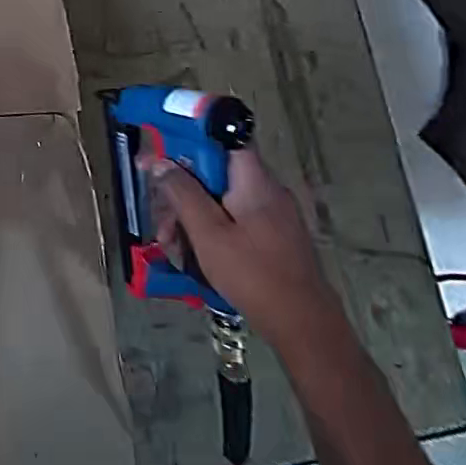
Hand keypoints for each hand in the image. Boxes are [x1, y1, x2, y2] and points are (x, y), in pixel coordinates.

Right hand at [141, 145, 329, 340]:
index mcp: (254, 180)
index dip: (190, 137)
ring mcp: (273, 215)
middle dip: (182, 191)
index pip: (223, 136)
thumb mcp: (208, 234)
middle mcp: (266, 189)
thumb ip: (183, 194)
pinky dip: (211, 229)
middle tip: (162, 220)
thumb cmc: (254, 275)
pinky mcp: (273, 237)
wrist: (304, 328)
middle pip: (216, 172)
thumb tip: (160, 163)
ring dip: (192, 215)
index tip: (162, 154)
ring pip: (221, 198)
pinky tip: (194, 255)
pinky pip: (234, 218)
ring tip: (172, 245)